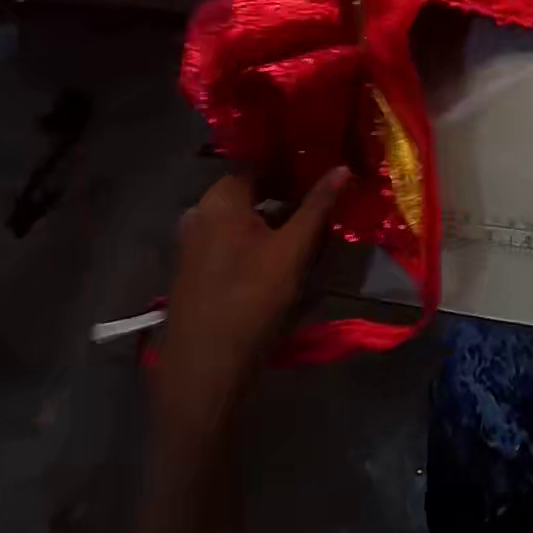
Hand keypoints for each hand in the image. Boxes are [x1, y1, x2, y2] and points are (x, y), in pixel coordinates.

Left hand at [153, 167, 347, 396]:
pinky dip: (254, 237)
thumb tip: (341, 168)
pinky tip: (278, 254)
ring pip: (241, 216)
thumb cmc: (252, 299)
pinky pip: (228, 237)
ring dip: (271, 218)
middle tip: (320, 201)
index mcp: (219, 199)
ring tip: (306, 229)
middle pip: (250, 189)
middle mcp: (199, 212)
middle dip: (285, 192)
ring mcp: (191, 241)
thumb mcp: (293, 250)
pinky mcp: (193, 267)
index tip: (321, 168)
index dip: (291, 164)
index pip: (259, 162)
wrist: (205, 369)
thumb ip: (317, 206)